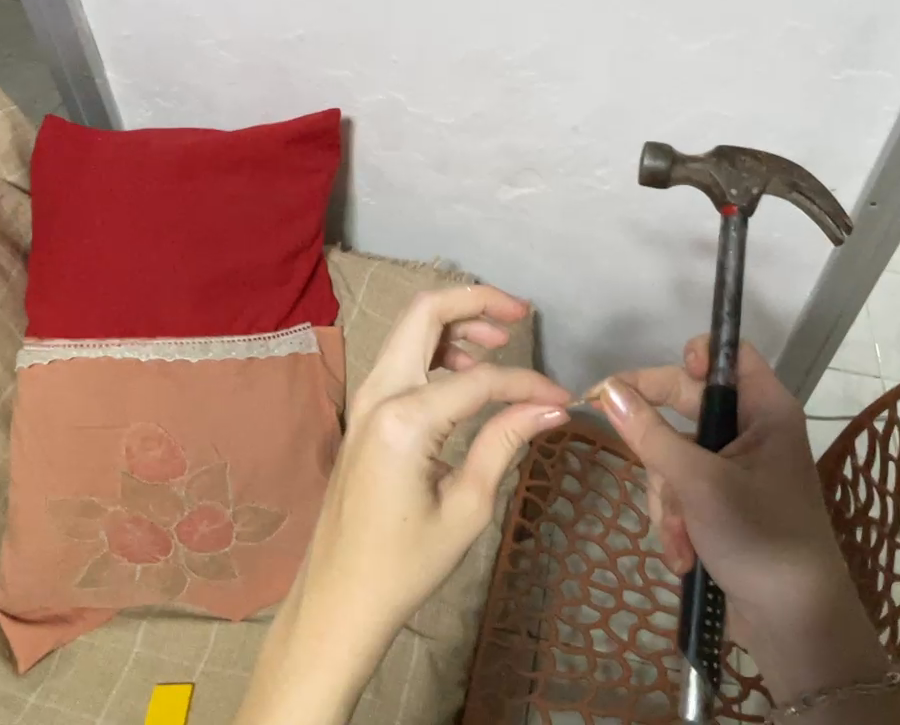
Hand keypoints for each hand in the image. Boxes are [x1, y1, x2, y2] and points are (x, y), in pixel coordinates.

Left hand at [235, 286, 571, 724]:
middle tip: (521, 314)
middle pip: (426, 311)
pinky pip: (401, 355)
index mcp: (404, 419)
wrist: (337, 600)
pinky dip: (436, 346)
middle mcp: (378, 393)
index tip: (562, 399)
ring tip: (499, 339)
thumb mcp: (468, 507)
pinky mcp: (364, 410)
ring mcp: (364, 398)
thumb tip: (552, 408)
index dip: (528, 382)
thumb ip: (506, 441)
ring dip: (455, 320)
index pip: (481, 378)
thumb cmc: (404, 565)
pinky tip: (466, 369)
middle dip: (476, 300)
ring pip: (410, 327)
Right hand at [598, 338, 894, 699]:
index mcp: (764, 410)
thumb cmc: (759, 537)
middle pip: (685, 404)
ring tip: (678, 536)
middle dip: (659, 447)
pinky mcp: (723, 502)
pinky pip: (683, 489)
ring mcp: (735, 468)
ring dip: (667, 496)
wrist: (797, 626)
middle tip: (623, 443)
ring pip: (675, 453)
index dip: (692, 356)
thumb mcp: (698, 483)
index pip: (728, 354)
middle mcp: (751, 430)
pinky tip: (683, 554)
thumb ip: (649, 434)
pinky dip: (677, 519)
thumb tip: (607, 391)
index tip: (653, 382)